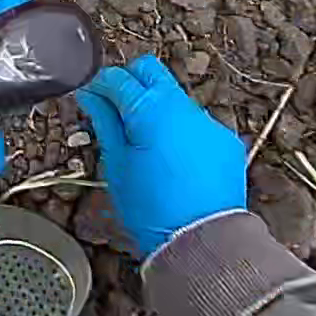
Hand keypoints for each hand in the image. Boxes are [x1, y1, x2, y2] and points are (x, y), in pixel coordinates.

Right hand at [76, 55, 246, 257]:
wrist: (204, 245)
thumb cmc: (152, 210)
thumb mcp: (117, 166)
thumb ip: (105, 122)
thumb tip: (90, 95)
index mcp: (150, 109)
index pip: (118, 77)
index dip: (100, 84)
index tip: (92, 95)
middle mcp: (182, 105)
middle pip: (150, 70)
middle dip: (130, 81)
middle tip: (116, 109)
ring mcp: (207, 120)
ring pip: (174, 95)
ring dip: (156, 106)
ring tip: (145, 141)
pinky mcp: (224, 138)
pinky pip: (196, 121)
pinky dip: (180, 129)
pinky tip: (173, 159)